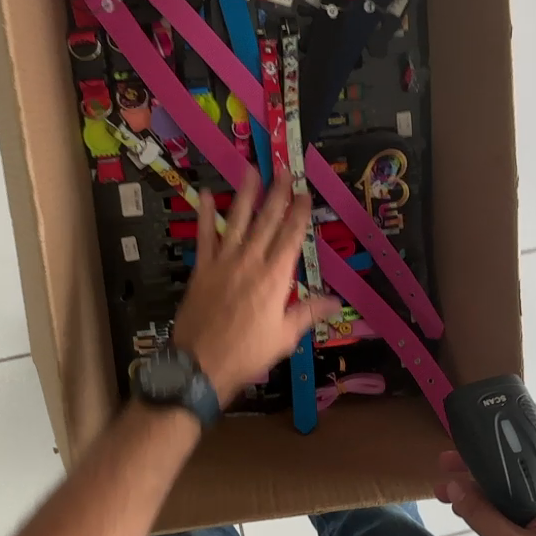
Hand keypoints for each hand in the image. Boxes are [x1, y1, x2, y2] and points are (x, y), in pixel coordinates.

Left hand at [171, 169, 341, 404]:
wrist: (201, 364)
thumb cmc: (248, 354)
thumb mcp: (285, 337)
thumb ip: (307, 313)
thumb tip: (334, 300)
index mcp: (275, 278)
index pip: (291, 237)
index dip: (299, 213)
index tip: (305, 194)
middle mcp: (251, 262)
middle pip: (267, 221)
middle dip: (277, 194)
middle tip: (284, 171)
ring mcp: (223, 262)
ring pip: (236, 220)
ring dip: (245, 194)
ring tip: (251, 170)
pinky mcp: (202, 269)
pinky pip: (204, 236)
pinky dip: (204, 214)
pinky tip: (204, 193)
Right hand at [435, 452, 535, 535]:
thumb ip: (483, 516)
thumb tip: (454, 486)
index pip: (517, 463)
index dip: (479, 461)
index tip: (450, 462)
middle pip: (516, 482)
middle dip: (478, 484)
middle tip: (443, 486)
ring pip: (521, 503)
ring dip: (489, 504)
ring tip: (456, 505)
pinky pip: (529, 521)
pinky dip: (505, 520)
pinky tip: (484, 527)